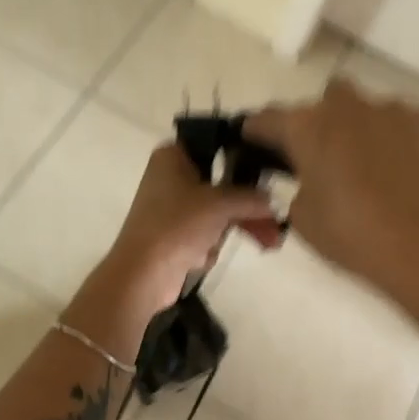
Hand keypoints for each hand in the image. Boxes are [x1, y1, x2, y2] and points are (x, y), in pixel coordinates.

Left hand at [98, 144, 279, 316]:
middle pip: (223, 183)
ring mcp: (173, 207)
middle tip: (276, 219)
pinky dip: (214, 243)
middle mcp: (172, 176)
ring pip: (219, 210)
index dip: (244, 157)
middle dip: (249, 206)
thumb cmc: (177, 225)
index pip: (216, 145)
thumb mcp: (220, 204)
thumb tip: (273, 200)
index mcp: (173, 156)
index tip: (271, 172)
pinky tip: (208, 257)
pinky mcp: (175, 234)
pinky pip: (207, 231)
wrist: (142, 274)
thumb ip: (250, 197)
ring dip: (242, 226)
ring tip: (270, 244)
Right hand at [247, 79, 418, 297]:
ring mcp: (395, 109)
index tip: (255, 143)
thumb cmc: (356, 238)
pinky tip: (410, 174)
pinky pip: (407, 123)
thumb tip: (309, 180)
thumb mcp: (304, 221)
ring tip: (376, 172)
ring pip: (369, 110)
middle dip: (322, 122)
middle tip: (327, 160)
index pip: (267, 118)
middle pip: (324, 100)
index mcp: (306, 128)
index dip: (257, 131)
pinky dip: (402, 141)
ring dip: (364, 130)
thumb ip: (297, 189)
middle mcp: (347, 106)